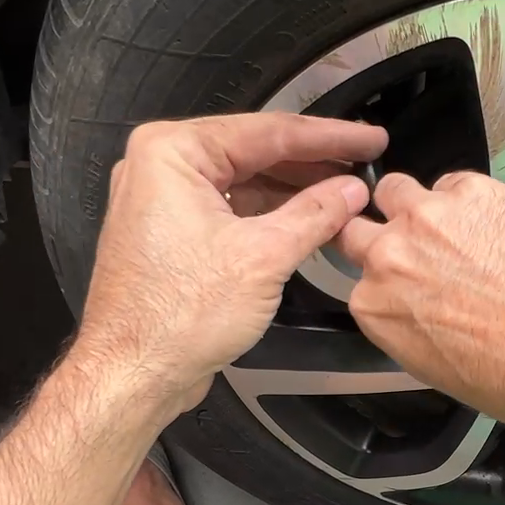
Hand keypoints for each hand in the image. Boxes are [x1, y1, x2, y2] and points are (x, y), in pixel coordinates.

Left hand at [77, 114, 387, 409]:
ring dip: (296, 193)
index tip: (369, 139)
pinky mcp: (175, 237)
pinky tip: (310, 224)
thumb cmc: (179, 316)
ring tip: (346, 196)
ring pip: (246, 184)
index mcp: (173, 153)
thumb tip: (350, 192)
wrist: (135, 373)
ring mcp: (166, 204)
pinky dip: (272, 218)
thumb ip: (315, 215)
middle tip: (364, 163)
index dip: (329, 137)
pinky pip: (233, 212)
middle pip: (256, 153)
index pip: (269, 131)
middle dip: (314, 164)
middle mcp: (162, 168)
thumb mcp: (264, 257)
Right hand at [337, 171, 504, 429]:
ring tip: (455, 230)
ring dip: (417, 208)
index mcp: (375, 308)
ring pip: (396, 191)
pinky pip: (454, 183)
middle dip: (384, 238)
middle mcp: (389, 256)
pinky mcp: (473, 190)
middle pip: (359, 228)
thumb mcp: (441, 370)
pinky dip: (468, 201)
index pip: (360, 281)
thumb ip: (410, 326)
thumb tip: (418, 309)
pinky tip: (497, 227)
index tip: (406, 283)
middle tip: (419, 253)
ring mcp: (428, 216)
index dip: (385, 281)